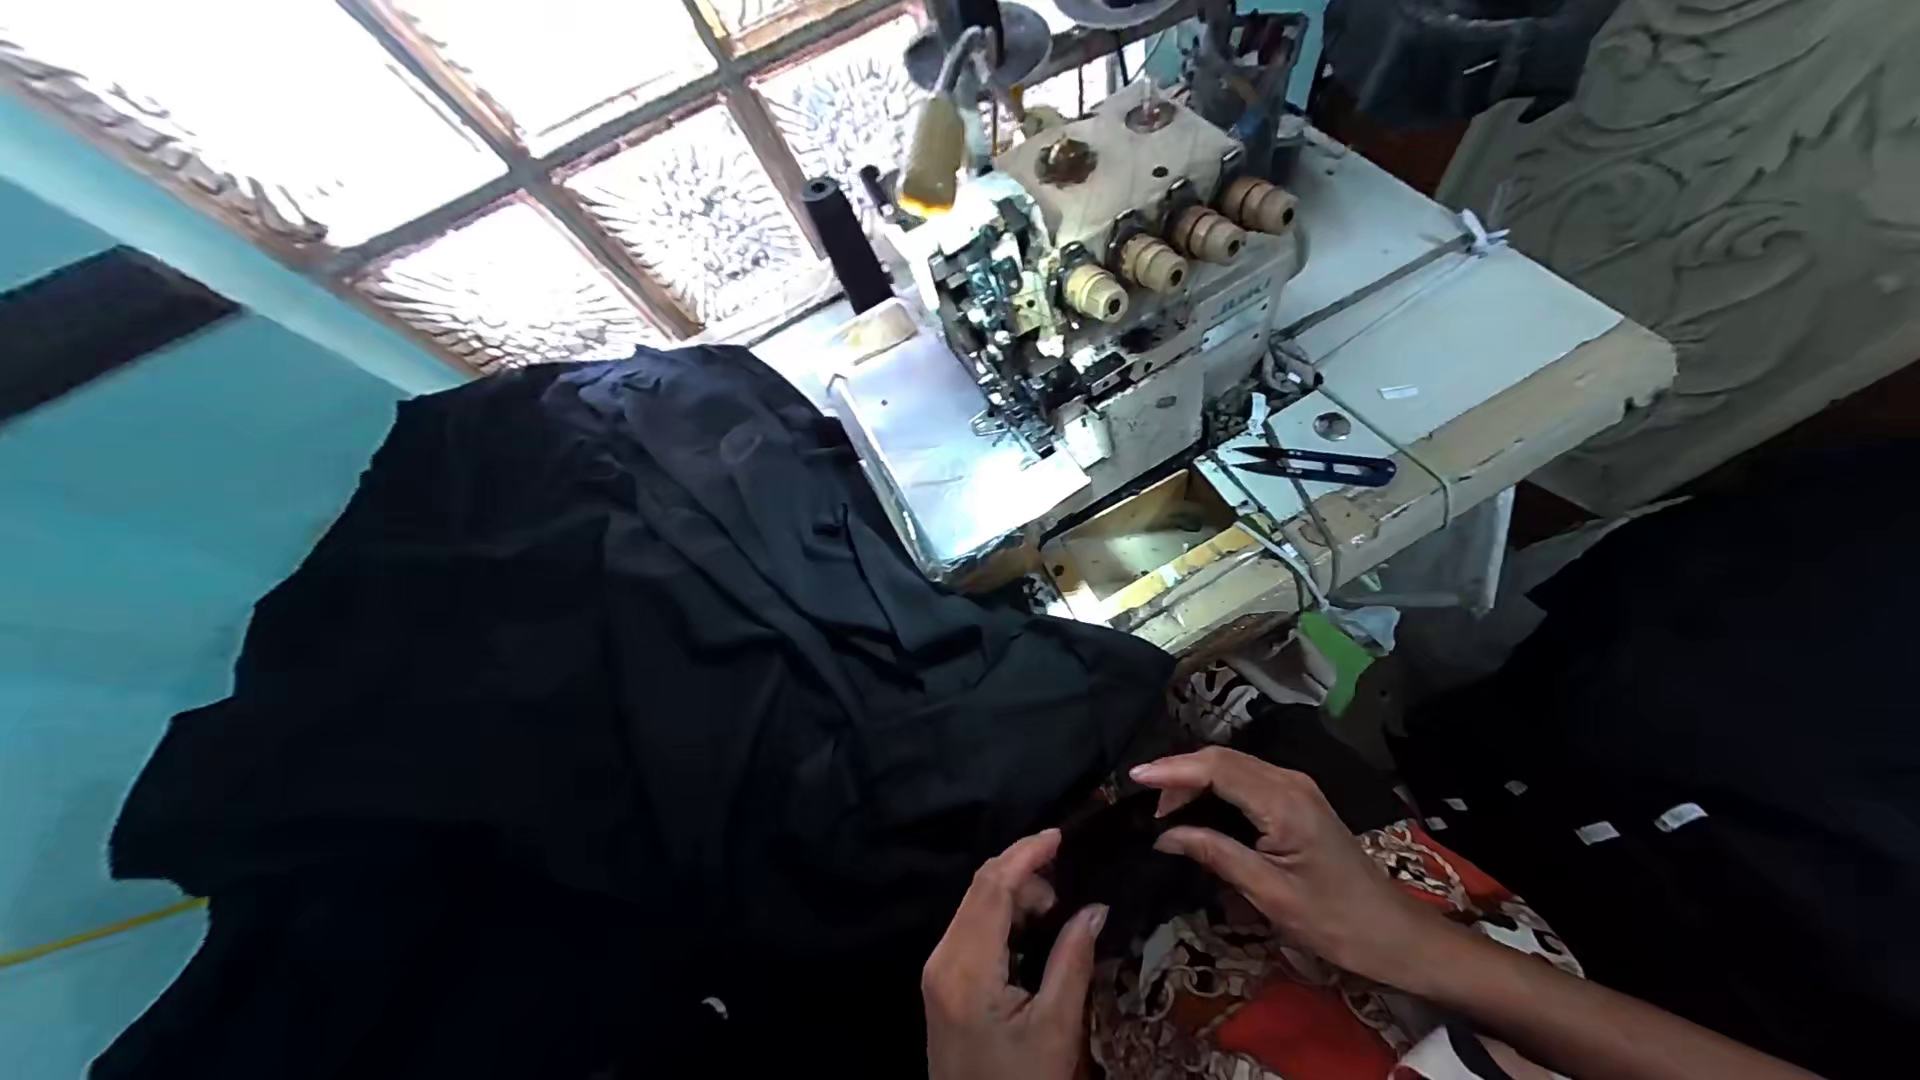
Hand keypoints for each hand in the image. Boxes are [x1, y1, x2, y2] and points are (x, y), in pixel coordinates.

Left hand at [923, 829, 1108, 1079]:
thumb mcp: (1054, 1030)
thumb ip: (1072, 960)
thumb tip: (1095, 907)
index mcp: (966, 968)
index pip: (991, 887)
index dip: (1024, 853)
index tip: (1058, 835)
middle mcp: (943, 956)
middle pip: (979, 887)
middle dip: (1022, 870)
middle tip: (1064, 884)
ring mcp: (938, 966)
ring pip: (975, 901)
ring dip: (1014, 892)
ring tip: (1054, 911)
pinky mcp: (943, 977)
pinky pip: (972, 923)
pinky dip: (1002, 912)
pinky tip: (1031, 926)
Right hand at [1130, 747, 1454, 990]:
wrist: (1397, 934)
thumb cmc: (1335, 921)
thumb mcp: (1270, 894)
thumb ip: (1215, 854)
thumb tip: (1164, 836)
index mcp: (1284, 803)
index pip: (1217, 769)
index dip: (1172, 769)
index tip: (1135, 777)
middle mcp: (1289, 781)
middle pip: (1220, 758)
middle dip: (1177, 772)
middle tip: (1145, 801)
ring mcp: (1294, 785)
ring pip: (1230, 763)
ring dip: (1192, 777)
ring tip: (1162, 806)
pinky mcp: (1294, 795)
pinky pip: (1242, 775)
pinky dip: (1211, 783)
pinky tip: (1194, 804)